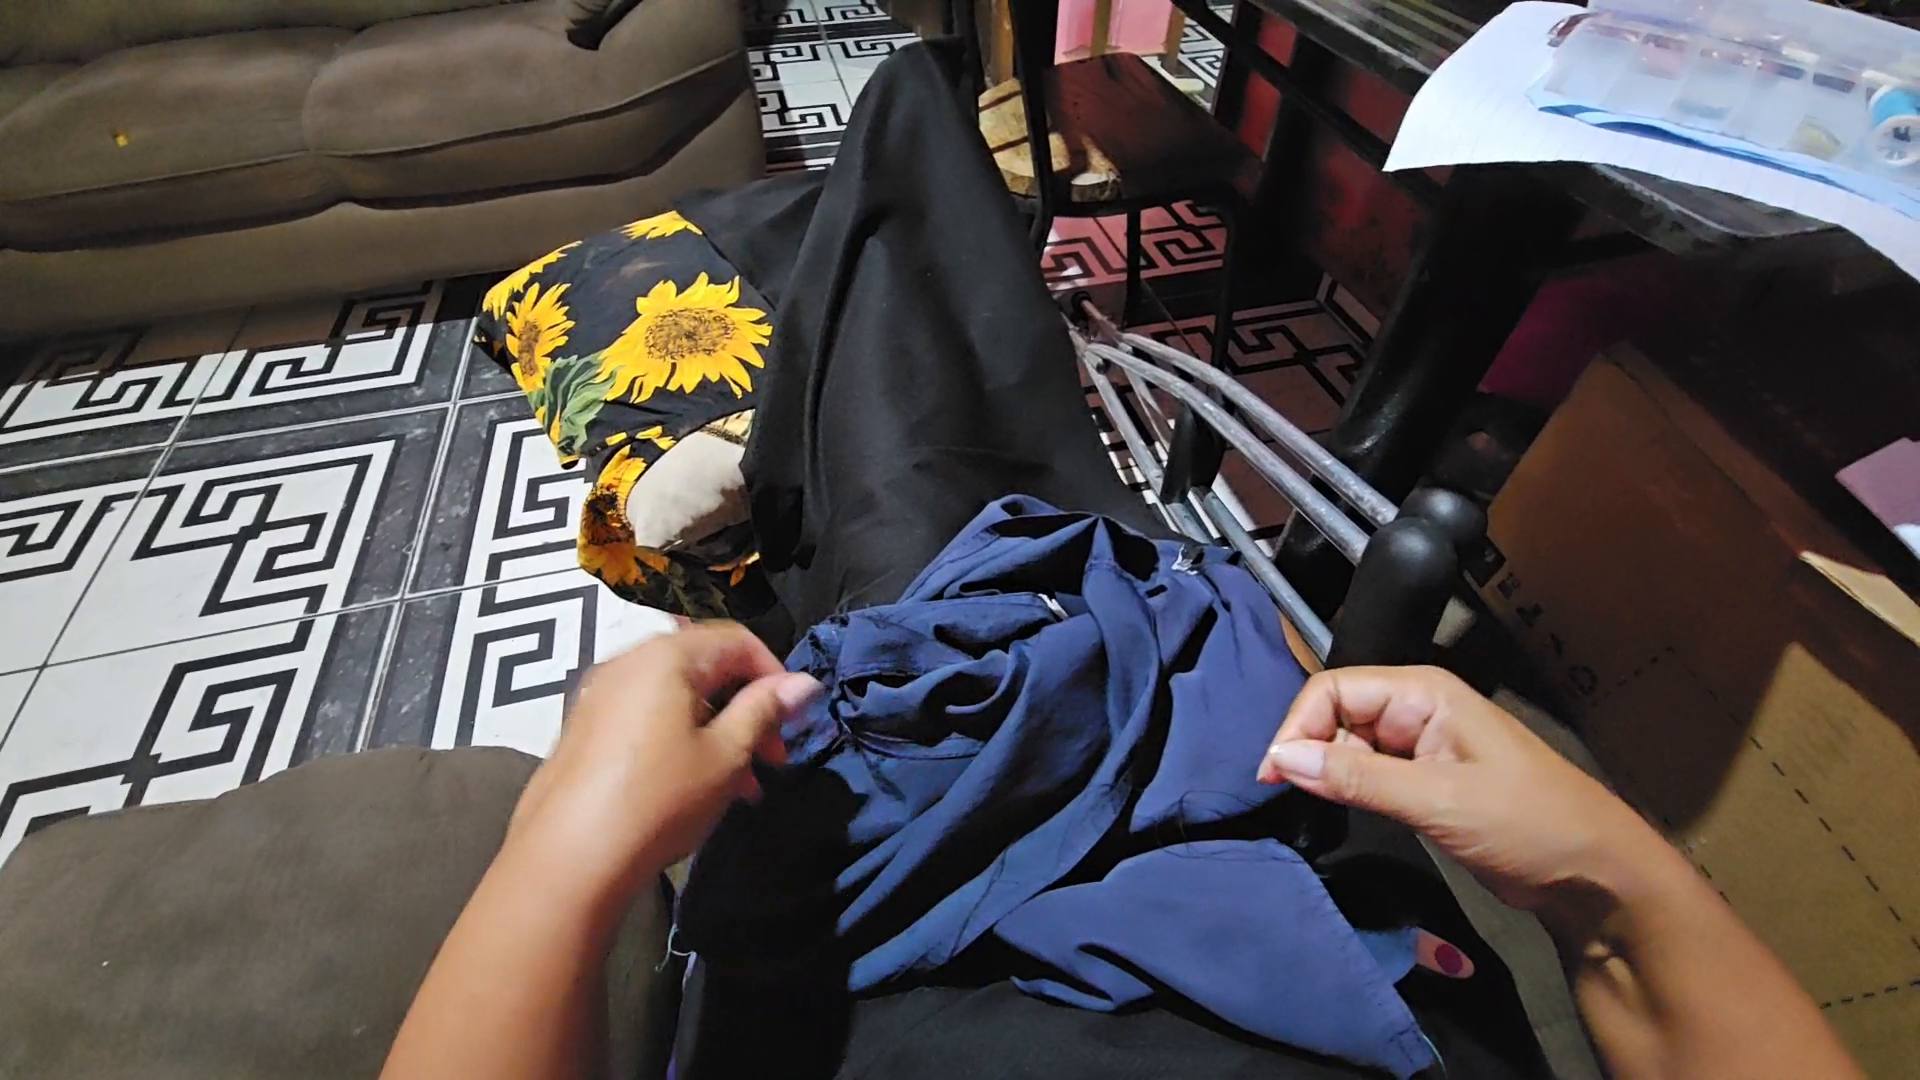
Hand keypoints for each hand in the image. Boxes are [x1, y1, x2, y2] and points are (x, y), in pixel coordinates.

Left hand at [508, 623, 821, 903]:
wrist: (563, 867)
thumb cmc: (657, 800)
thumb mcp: (726, 754)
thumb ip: (766, 709)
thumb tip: (806, 682)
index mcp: (667, 656)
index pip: (738, 640)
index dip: (775, 675)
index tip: (792, 721)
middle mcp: (630, 662)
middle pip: (709, 666)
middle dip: (750, 707)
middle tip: (773, 758)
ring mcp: (602, 694)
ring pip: (682, 696)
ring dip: (722, 729)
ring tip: (744, 784)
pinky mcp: (587, 728)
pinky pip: (652, 715)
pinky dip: (685, 737)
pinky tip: (700, 786)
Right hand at [1257, 666, 1670, 918]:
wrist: (1600, 883)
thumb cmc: (1529, 825)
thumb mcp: (1438, 800)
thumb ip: (1355, 778)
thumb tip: (1279, 760)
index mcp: (1421, 693)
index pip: (1333, 690)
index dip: (1297, 725)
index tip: (1274, 772)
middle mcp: (1413, 708)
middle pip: (1334, 714)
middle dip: (1308, 749)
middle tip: (1288, 792)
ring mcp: (1416, 744)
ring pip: (1344, 744)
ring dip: (1325, 770)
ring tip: (1317, 803)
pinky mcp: (1418, 778)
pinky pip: (1363, 771)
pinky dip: (1344, 786)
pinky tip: (1336, 805)